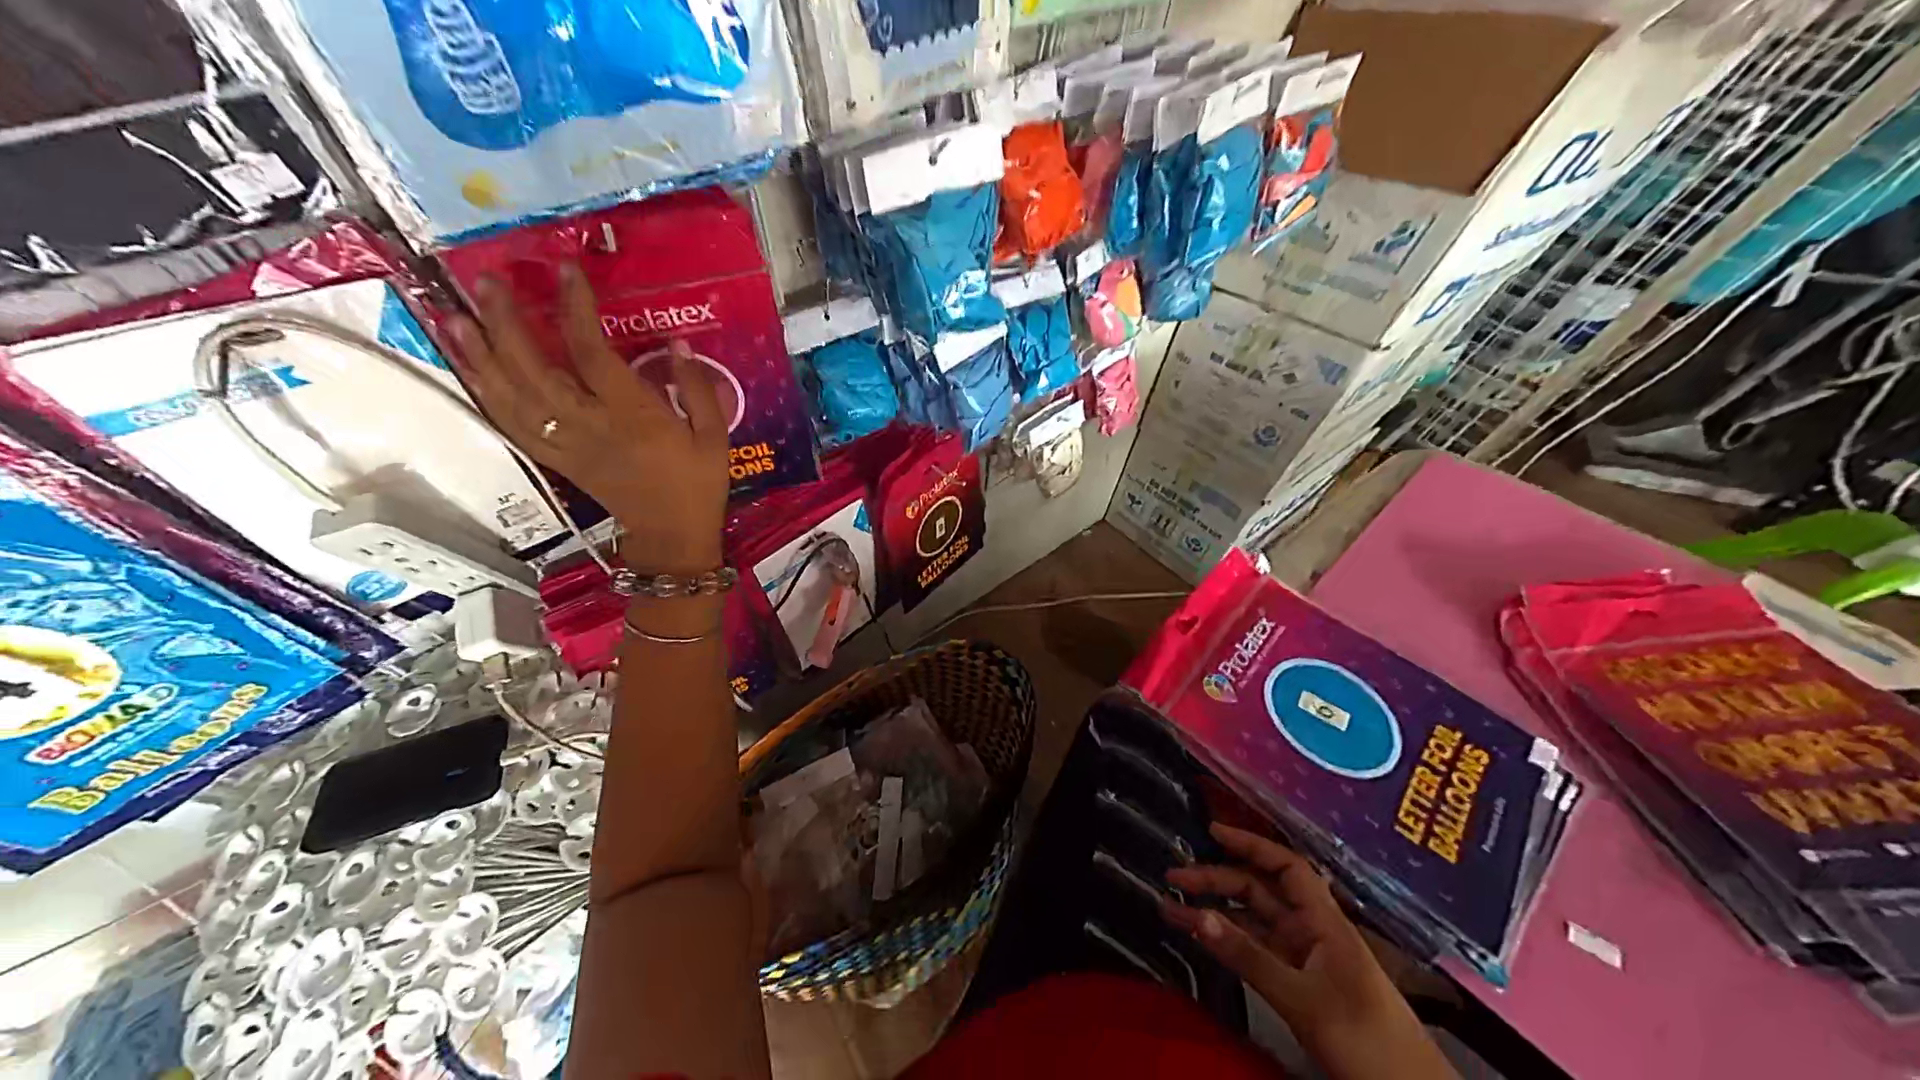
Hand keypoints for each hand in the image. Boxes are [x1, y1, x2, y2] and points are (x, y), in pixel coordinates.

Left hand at [448, 265, 729, 573]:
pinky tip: (471, 369)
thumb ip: (698, 390)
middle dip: (506, 324)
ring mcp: (566, 445)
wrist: (672, 536)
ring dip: (479, 357)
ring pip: (511, 398)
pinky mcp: (556, 460)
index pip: (592, 353)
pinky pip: (511, 426)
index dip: (575, 308)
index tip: (565, 270)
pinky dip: (486, 396)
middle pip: (534, 371)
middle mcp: (590, 426)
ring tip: (454, 317)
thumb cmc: (698, 484)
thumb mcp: (714, 437)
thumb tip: (678, 345)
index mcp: (633, 416)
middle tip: (486, 282)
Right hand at [1163, 824, 1457, 1079]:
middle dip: (1217, 879)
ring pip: (1252, 921)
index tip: (1213, 831)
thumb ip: (1249, 957)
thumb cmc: (1366, 1040)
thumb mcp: (1303, 999)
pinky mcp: (1298, 984)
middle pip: (1260, 891)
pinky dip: (1227, 941)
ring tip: (1170, 907)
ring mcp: (1304, 958)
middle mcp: (1312, 930)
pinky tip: (1199, 937)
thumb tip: (1198, 917)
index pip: (1285, 866)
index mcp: (1323, 921)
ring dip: (1214, 912)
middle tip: (1173, 876)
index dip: (1251, 844)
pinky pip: (1255, 950)